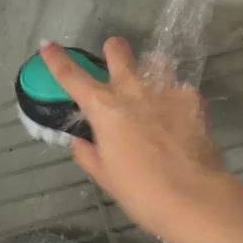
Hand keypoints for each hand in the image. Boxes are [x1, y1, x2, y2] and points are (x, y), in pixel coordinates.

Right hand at [41, 37, 232, 242]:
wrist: (195, 198)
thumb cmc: (142, 192)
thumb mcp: (106, 177)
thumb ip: (88, 154)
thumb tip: (81, 142)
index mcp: (103, 106)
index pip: (71, 75)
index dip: (56, 58)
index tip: (48, 44)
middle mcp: (131, 88)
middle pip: (117, 48)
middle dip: (113, 52)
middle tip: (116, 68)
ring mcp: (163, 88)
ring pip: (154, 61)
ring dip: (150, 72)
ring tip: (155, 94)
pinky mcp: (192, 97)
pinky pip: (180, 90)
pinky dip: (177, 102)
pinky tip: (182, 123)